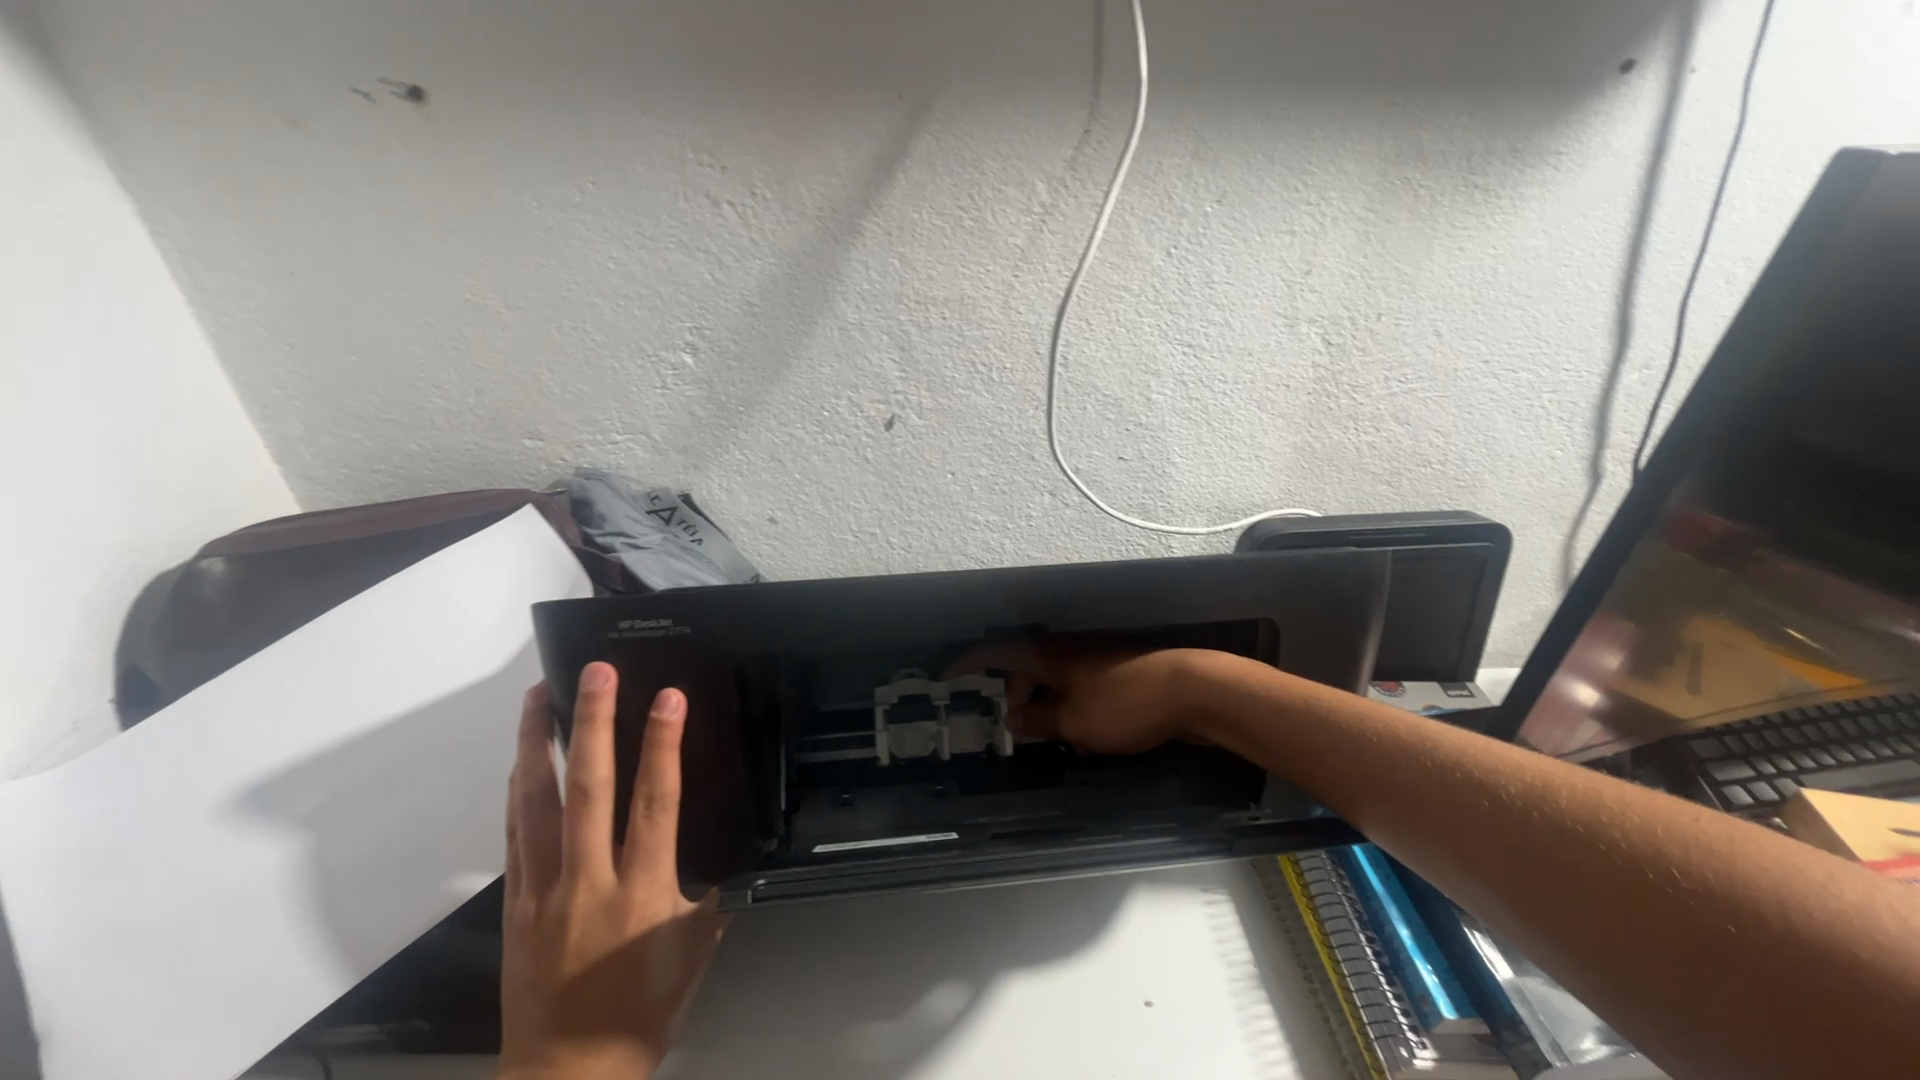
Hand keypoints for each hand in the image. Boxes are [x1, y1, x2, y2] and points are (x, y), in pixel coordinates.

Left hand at [499, 662, 726, 1079]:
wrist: (569, 1071)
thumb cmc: (644, 1009)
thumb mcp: (696, 950)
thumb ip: (710, 894)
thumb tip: (724, 853)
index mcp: (643, 892)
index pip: (654, 804)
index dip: (662, 746)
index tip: (666, 698)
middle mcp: (589, 881)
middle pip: (589, 789)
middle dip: (593, 724)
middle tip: (595, 673)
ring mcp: (544, 888)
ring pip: (537, 803)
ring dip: (538, 744)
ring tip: (539, 696)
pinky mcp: (516, 901)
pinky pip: (516, 833)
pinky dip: (519, 789)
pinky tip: (523, 760)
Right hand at [946, 641, 1215, 754]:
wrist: (1194, 690)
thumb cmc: (1125, 703)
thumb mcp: (1073, 722)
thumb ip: (1039, 721)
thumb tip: (1014, 719)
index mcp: (1048, 655)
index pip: (997, 652)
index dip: (968, 662)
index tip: (947, 676)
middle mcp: (1069, 651)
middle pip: (1028, 669)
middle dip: (1018, 697)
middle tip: (1017, 728)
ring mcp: (1097, 660)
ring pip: (1059, 683)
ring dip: (1052, 710)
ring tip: (1063, 742)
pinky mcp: (1122, 674)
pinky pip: (1086, 692)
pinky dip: (1079, 712)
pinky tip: (1095, 739)